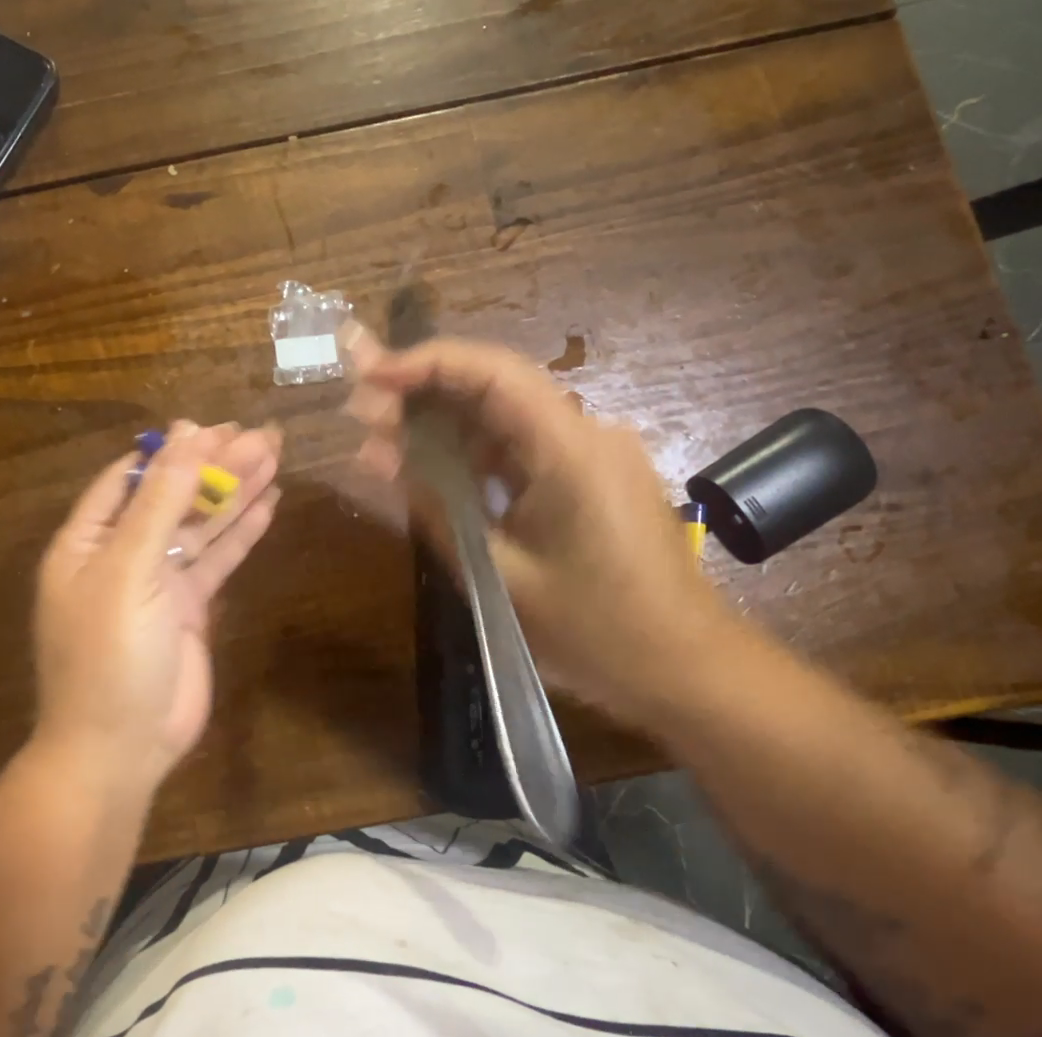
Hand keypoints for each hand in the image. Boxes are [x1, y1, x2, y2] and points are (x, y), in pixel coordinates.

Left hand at [33, 421, 282, 784]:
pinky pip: (215, 562)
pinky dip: (240, 534)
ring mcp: (156, 584)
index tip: (215, 427)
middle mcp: (119, 556)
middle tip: (263, 435)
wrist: (119, 747)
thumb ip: (158, 504)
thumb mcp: (128, 572)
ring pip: (199, 526)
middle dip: (213, 466)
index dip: (172, 451)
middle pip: (171, 497)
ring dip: (233, 492)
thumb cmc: (109, 656)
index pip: (130, 478)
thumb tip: (184, 435)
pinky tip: (267, 504)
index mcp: (87, 542)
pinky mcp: (187, 612)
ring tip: (274, 454)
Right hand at [340, 324, 740, 724]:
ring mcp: (591, 455)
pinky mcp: (589, 479)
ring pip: (502, 419)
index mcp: (570, 449)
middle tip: (357, 415)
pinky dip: (470, 456)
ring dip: (440, 427)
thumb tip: (374, 455)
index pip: (491, 373)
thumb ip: (435, 506)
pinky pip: (519, 451)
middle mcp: (586, 434)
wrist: (684, 666)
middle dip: (421, 394)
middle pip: (493, 388)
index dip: (423, 364)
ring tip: (376, 443)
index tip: (366, 378)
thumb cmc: (594, 628)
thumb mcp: (498, 572)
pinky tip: (425, 470)